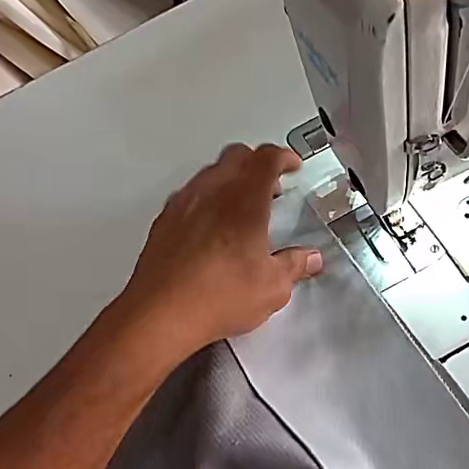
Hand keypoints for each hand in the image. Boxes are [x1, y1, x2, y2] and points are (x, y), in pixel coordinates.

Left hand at [116, 143, 322, 358]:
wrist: (162, 312)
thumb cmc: (212, 295)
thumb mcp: (272, 287)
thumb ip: (294, 266)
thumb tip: (306, 260)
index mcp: (245, 200)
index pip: (266, 159)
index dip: (283, 157)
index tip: (290, 163)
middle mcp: (212, 193)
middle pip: (236, 156)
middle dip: (256, 163)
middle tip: (270, 179)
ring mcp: (184, 204)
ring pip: (210, 172)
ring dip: (230, 178)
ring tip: (242, 201)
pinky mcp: (165, 221)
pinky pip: (188, 195)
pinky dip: (205, 198)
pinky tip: (210, 222)